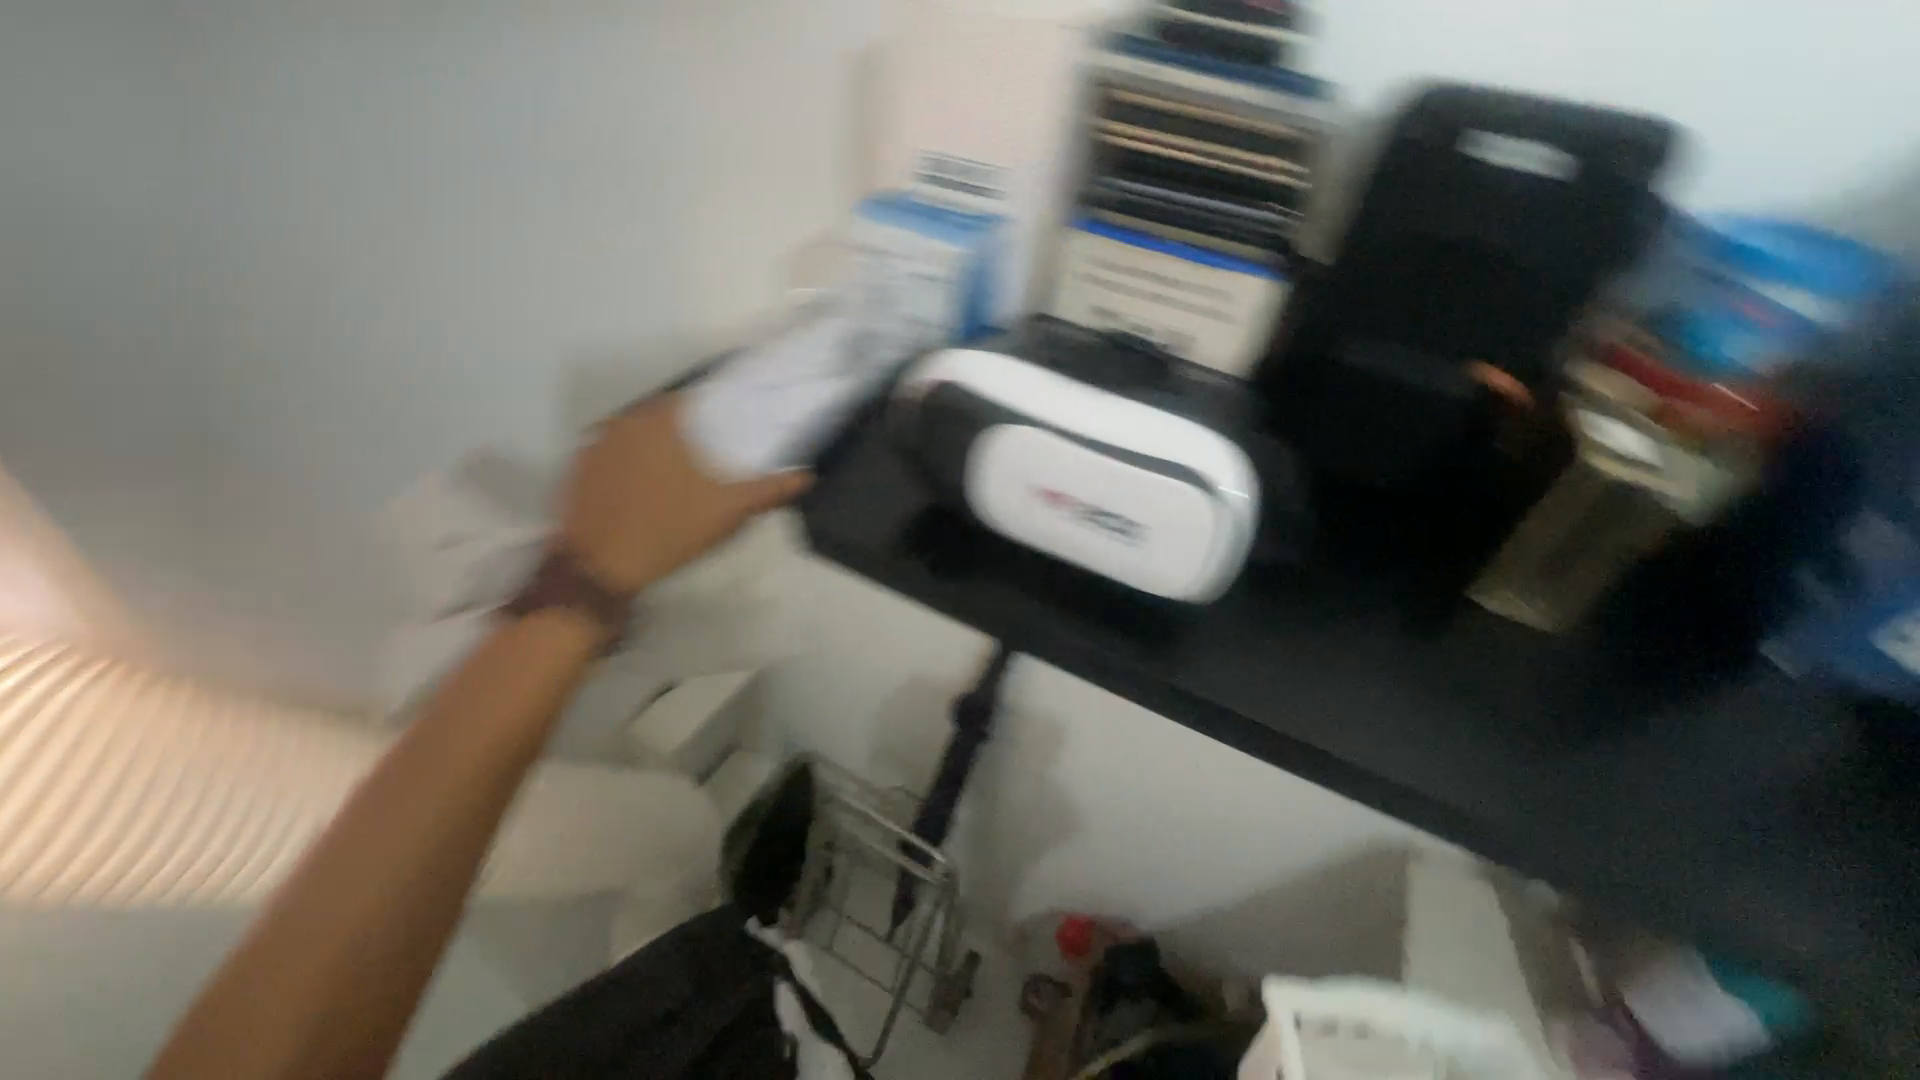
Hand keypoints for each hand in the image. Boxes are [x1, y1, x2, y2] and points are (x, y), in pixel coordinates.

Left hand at [559, 393, 811, 593]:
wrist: (597, 569)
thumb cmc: (668, 531)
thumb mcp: (728, 513)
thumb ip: (768, 490)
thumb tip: (806, 476)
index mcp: (662, 420)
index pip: (699, 400)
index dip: (719, 413)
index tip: (734, 433)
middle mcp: (624, 420)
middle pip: (667, 416)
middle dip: (690, 432)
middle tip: (711, 458)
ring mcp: (594, 443)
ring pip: (638, 435)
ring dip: (659, 448)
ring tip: (680, 475)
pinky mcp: (577, 469)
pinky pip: (613, 455)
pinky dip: (631, 465)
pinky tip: (645, 490)